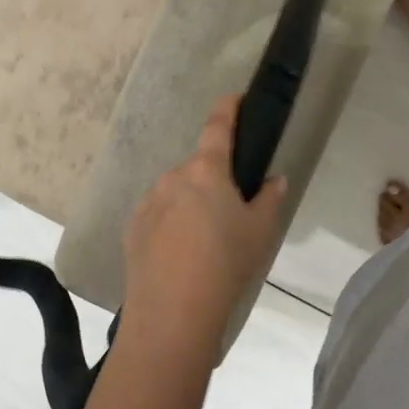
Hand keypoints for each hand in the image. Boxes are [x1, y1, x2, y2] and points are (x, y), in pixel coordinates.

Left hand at [122, 95, 288, 345]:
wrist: (173, 311)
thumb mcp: (259, 233)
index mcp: (206, 169)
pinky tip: (178, 258)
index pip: (217, 126)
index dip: (227, 108)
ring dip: (188, 206)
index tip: (234, 97)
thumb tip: (275, 179)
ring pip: (175, 193)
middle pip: (197, 169)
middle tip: (228, 215)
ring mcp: (149, 200)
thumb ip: (269, 200)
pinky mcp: (133, 226)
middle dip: (211, 183)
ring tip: (202, 246)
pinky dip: (169, 227)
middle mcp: (173, 176)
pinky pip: (157, 216)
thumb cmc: (225, 263)